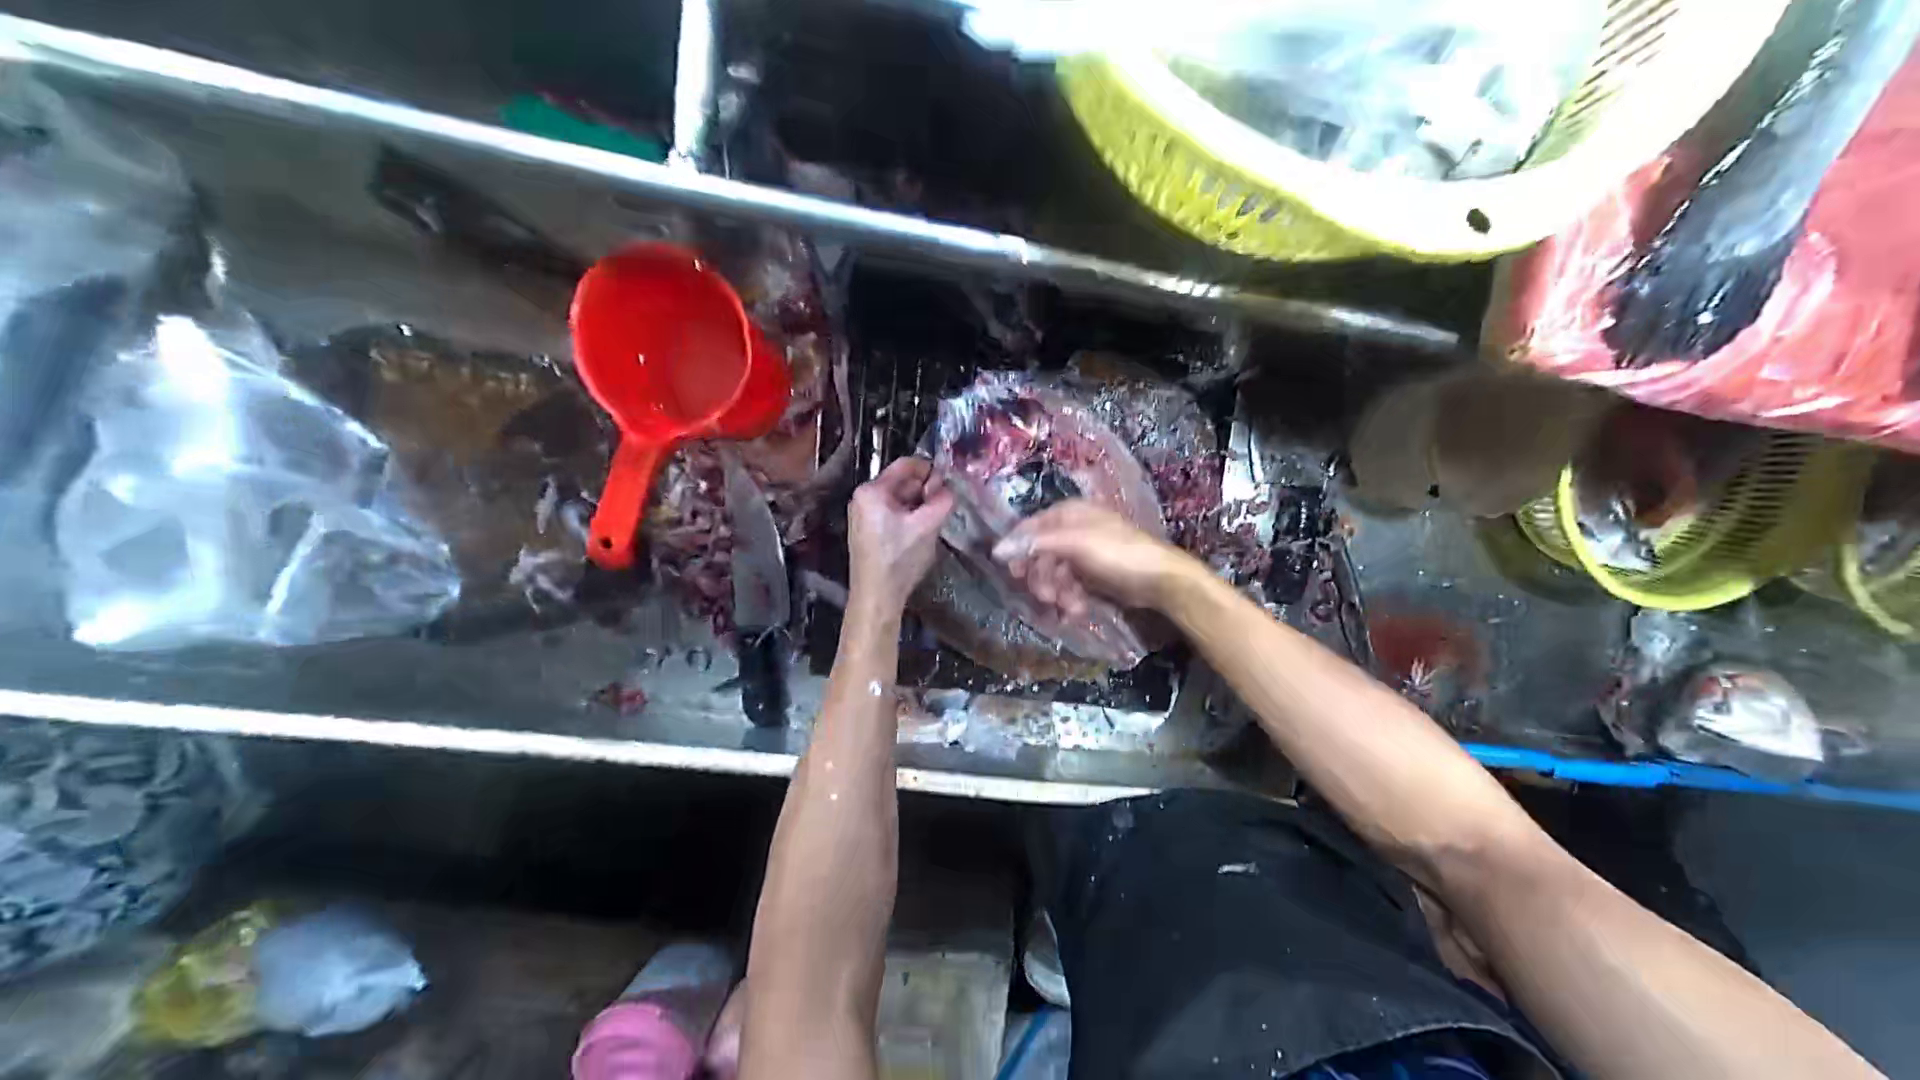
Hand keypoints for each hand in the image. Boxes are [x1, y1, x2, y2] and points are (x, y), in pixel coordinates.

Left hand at [847, 457, 953, 620]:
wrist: (876, 596)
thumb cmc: (899, 559)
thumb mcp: (928, 526)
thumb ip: (943, 500)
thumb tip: (949, 488)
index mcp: (872, 490)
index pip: (906, 464)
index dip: (930, 470)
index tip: (948, 483)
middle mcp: (862, 498)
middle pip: (902, 482)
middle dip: (925, 491)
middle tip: (943, 506)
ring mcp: (863, 515)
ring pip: (899, 499)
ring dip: (919, 505)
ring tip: (933, 521)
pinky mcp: (867, 530)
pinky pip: (892, 513)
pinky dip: (908, 517)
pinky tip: (919, 532)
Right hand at [991, 500, 1197, 615]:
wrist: (1160, 580)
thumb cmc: (1119, 554)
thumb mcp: (1076, 544)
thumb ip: (1036, 544)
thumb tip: (998, 549)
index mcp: (1068, 513)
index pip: (1029, 528)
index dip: (1018, 549)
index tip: (1012, 572)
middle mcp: (1072, 530)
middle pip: (1039, 554)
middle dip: (1042, 577)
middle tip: (1046, 596)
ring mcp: (1081, 553)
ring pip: (1053, 574)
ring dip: (1057, 593)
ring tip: (1070, 606)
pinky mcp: (1090, 575)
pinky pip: (1068, 586)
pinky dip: (1070, 599)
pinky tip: (1078, 610)